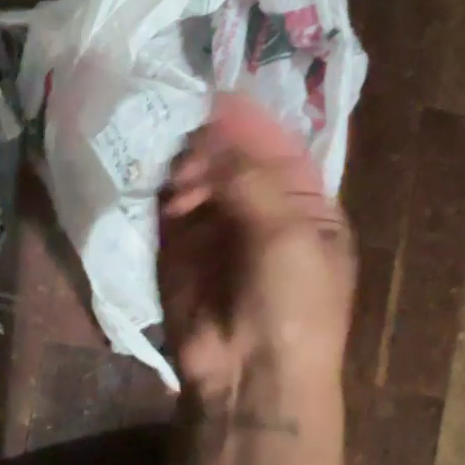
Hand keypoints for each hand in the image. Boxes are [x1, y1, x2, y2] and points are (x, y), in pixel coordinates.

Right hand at [158, 94, 354, 401]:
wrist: (249, 371)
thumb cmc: (292, 305)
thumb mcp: (288, 236)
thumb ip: (251, 180)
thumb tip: (214, 131)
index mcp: (305, 206)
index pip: (278, 148)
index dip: (252, 122)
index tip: (217, 93)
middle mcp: (257, 209)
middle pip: (231, 159)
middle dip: (212, 144)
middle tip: (189, 140)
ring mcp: (212, 228)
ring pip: (194, 179)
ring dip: (184, 169)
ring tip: (178, 177)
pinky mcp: (173, 247)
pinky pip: (164, 207)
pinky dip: (160, 192)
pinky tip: (159, 186)